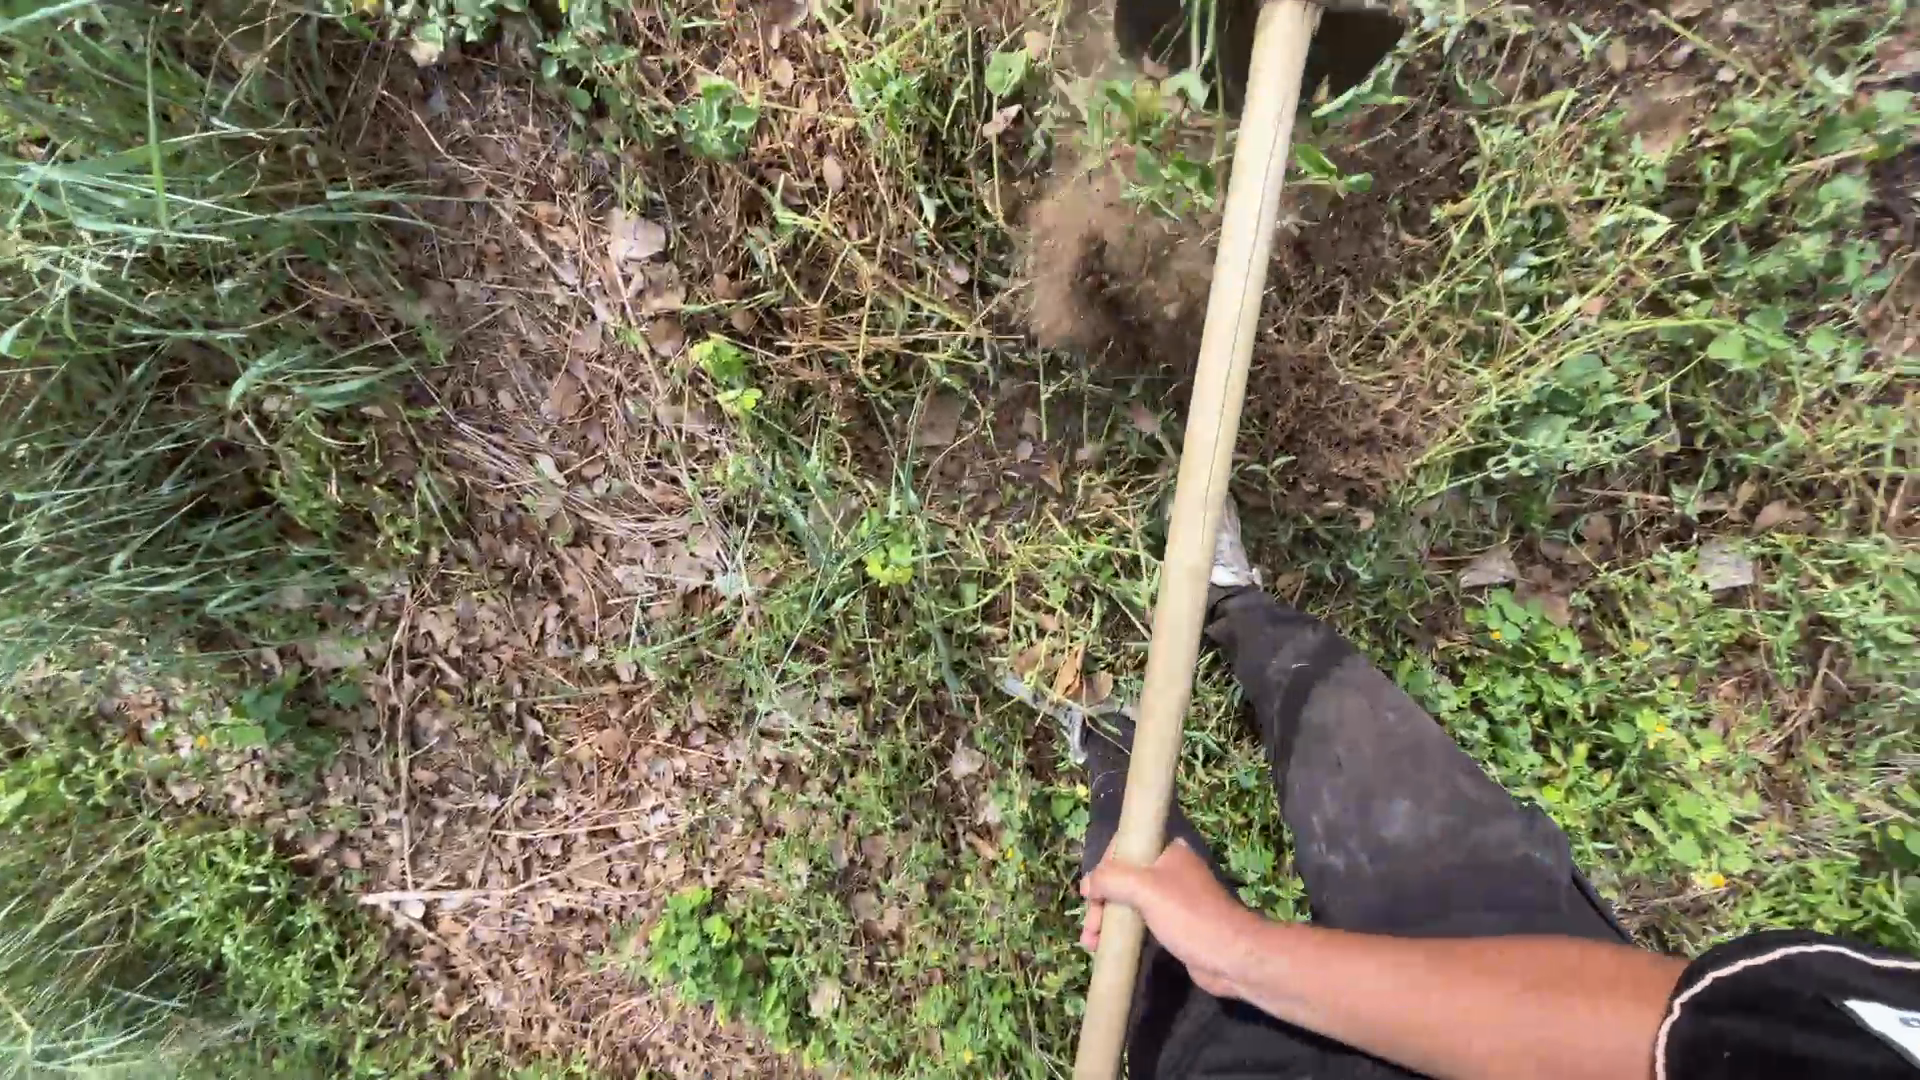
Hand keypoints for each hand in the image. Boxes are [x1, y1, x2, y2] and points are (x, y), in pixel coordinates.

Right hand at [1079, 839, 1268, 997]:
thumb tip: (1086, 884)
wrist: (1233, 958)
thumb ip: (1111, 879)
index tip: (1090, 894)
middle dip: (1101, 902)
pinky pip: (1138, 920)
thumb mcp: (1144, 889)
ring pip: (1128, 900)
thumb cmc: (1189, 915)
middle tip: (1090, 928)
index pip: (1123, 848)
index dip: (1103, 869)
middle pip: (1122, 877)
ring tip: (1091, 944)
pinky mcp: (1173, 922)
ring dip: (1107, 919)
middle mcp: (1168, 868)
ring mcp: (1171, 896)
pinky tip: (1107, 946)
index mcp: (1166, 849)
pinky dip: (1121, 930)